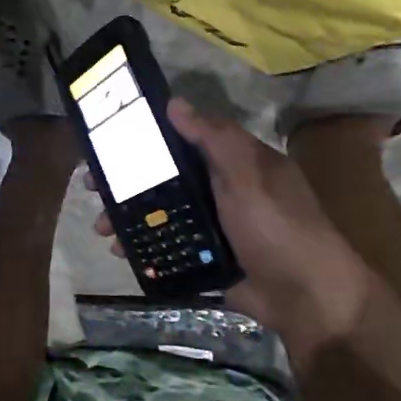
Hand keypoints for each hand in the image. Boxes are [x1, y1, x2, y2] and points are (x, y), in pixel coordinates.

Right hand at [93, 99, 372, 353]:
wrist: (307, 297)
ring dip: (129, 218)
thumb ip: (214, 139)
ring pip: (162, 215)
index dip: (147, 138)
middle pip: (166, 179)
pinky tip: (121, 251)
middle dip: (127, 183)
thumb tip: (175, 103)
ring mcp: (214, 226)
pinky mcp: (207, 258)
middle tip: (93, 188)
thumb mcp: (248, 176)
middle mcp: (222, 190)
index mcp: (235, 163)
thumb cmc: (278, 226)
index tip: (109, 141)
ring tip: (102, 228)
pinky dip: (144, 247)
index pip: (185, 140)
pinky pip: (168, 247)